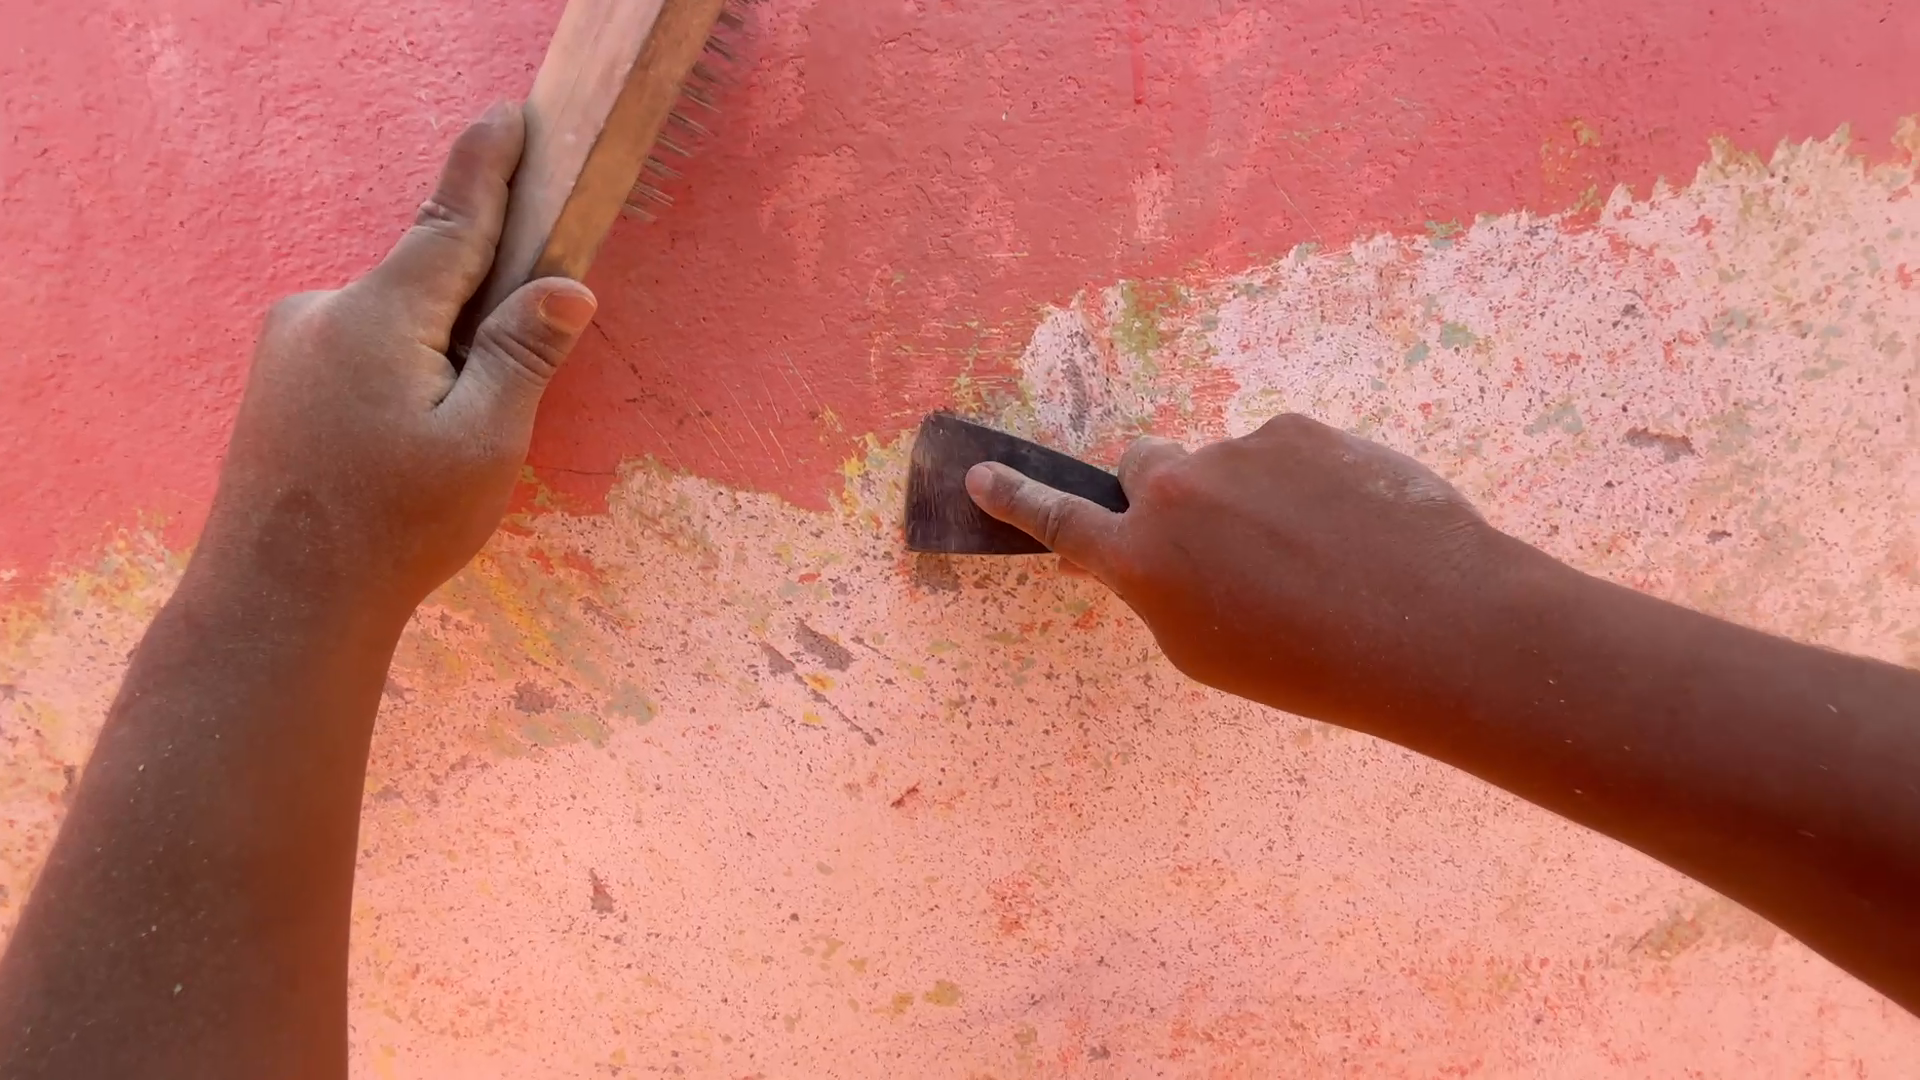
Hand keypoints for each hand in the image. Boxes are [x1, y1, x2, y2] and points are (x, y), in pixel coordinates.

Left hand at [195, 103, 595, 622]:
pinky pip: (370, 338)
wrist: (287, 595)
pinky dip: (415, 355)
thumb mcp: (486, 439)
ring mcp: (294, 342)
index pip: (447, 220)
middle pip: (427, 270)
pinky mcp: (285, 375)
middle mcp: (324, 309)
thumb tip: (566, 284)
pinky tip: (426, 418)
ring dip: (451, 333)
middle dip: (484, 283)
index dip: (487, 165)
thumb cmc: (403, 520)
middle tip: (530, 332)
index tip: (513, 117)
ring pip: (400, 312)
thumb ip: (521, 353)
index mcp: (379, 316)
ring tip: (473, 414)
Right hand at [966, 415, 1529, 731]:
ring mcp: (1234, 452)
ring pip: (1221, 462)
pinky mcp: (1297, 428)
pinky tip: (1347, 520)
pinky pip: (1280, 450)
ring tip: (1313, 546)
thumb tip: (1142, 550)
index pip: (1058, 519)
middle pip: (1143, 464)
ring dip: (1245, 492)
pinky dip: (1299, 479)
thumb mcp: (1201, 648)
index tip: (979, 472)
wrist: (1430, 627)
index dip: (1014, 496)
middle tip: (1218, 535)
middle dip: (1163, 489)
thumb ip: (1155, 588)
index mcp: (1139, 558)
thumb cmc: (1303, 664)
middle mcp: (1172, 492)